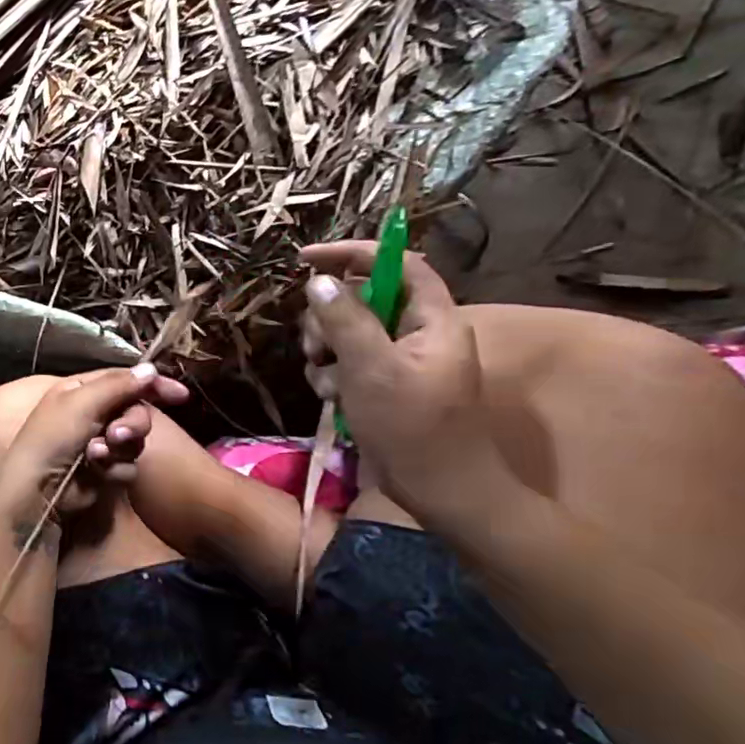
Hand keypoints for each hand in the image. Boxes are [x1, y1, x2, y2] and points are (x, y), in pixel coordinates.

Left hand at [0, 365, 190, 538]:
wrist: (39, 489)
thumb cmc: (53, 438)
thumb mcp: (81, 403)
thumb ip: (117, 385)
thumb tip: (151, 368)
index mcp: (80, 390)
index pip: (123, 379)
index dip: (152, 384)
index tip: (181, 396)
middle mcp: (90, 413)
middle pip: (134, 410)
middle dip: (132, 423)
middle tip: (118, 435)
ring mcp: (98, 442)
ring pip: (134, 439)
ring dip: (119, 448)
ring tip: (96, 454)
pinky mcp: (104, 469)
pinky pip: (127, 464)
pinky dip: (114, 468)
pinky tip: (97, 472)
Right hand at [300, 241, 519, 523]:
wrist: (438, 489)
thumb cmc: (414, 426)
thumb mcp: (372, 367)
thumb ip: (345, 320)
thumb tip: (318, 281)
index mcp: (433, 319)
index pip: (397, 264)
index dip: (354, 254)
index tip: (305, 259)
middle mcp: (417, 333)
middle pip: (362, 299)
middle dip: (329, 317)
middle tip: (316, 345)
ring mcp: (397, 360)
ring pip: (346, 333)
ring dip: (326, 352)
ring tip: (327, 382)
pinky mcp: (381, 384)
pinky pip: (344, 363)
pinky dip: (331, 376)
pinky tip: (332, 398)